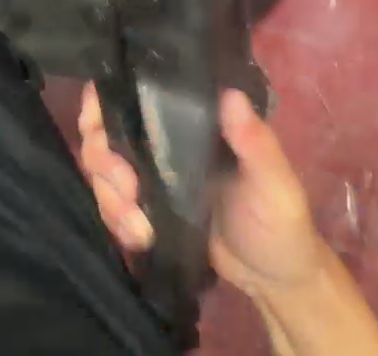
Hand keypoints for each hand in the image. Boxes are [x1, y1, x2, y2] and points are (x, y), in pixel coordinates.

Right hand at [76, 84, 328, 298]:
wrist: (276, 281)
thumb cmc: (280, 222)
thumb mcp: (276, 184)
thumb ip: (256, 143)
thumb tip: (231, 95)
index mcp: (184, 123)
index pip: (127, 95)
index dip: (99, 105)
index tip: (97, 127)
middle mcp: (157, 142)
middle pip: (100, 133)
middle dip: (103, 161)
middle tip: (128, 189)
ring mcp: (146, 174)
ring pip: (98, 169)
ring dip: (109, 198)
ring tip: (139, 228)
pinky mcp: (140, 206)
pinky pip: (107, 203)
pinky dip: (114, 220)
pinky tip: (139, 238)